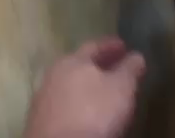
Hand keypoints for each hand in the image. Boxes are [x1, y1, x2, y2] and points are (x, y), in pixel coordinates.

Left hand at [22, 37, 145, 137]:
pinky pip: (65, 109)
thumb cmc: (94, 112)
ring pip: (71, 89)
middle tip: (119, 70)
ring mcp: (41, 105)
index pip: (95, 46)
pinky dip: (79, 107)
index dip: (112, 45)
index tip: (126, 48)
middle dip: (100, 68)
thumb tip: (135, 57)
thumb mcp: (123, 86)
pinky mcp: (39, 129)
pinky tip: (91, 115)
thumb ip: (131, 67)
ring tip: (108, 95)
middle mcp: (51, 79)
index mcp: (70, 62)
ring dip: (89, 89)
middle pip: (80, 67)